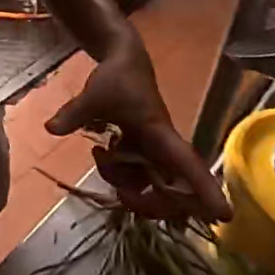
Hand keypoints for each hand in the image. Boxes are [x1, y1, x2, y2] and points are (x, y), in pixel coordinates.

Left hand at [46, 44, 232, 221]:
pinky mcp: (145, 150)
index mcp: (159, 133)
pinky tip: (104, 150)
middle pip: (172, 192)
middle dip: (148, 203)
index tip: (225, 214)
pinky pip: (138, 176)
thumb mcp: (94, 95)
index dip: (205, 189)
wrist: (125, 59)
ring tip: (100, 155)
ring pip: (149, 186)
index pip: (187, 164)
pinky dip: (118, 172)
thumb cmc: (116, 77)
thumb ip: (74, 113)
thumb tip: (50, 128)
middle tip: (122, 195)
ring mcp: (155, 150)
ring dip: (124, 182)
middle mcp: (163, 147)